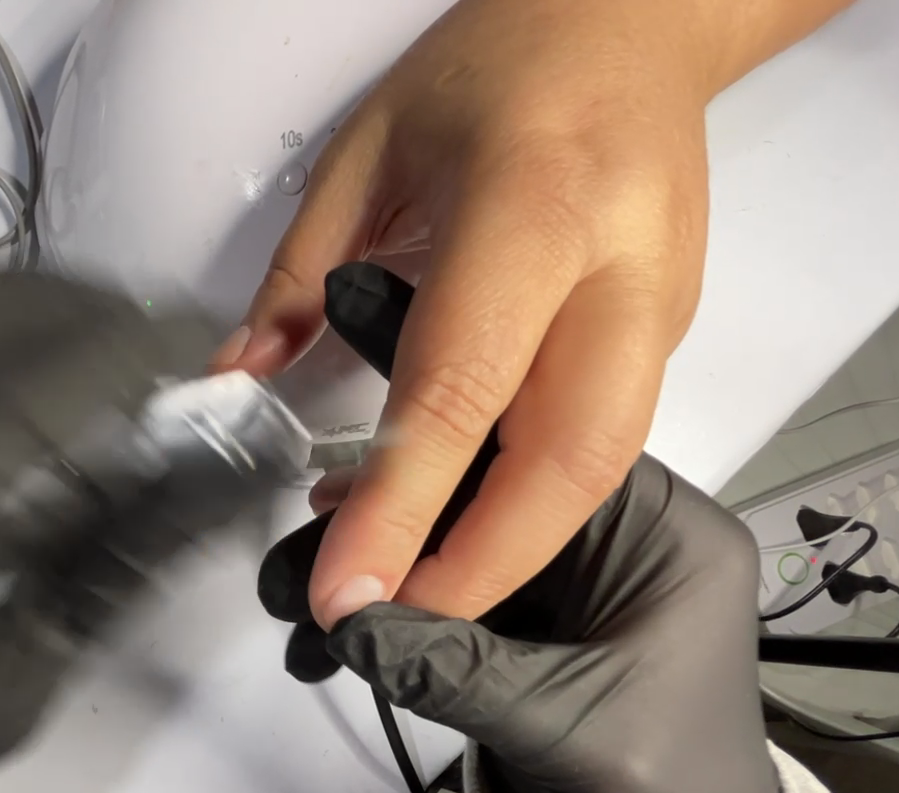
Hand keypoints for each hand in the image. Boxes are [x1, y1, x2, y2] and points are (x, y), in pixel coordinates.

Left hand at [226, 0, 847, 626]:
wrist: (633, 20)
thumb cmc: (501, 64)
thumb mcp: (362, 157)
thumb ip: (292, 283)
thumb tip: (237, 377)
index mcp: (529, 211)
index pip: (456, 393)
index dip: (398, 509)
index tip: (347, 589)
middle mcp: (613, 272)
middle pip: (562, 465)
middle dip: (477, 569)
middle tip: (390, 626)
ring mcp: (656, 309)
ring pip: (595, 471)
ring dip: (503, 550)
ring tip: (406, 584)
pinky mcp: (661, 334)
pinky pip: (592, 443)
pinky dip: (520, 501)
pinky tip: (445, 513)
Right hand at [262, 450, 783, 792]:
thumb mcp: (561, 729)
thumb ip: (453, 672)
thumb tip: (346, 624)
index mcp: (654, 533)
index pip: (530, 470)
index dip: (430, 484)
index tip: (338, 507)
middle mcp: (602, 531)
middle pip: (473, 502)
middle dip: (381, 534)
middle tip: (299, 562)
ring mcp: (555, 570)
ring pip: (444, 541)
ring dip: (370, 572)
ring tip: (296, 600)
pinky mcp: (518, 606)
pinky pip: (438, 585)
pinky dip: (383, 605)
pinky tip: (331, 624)